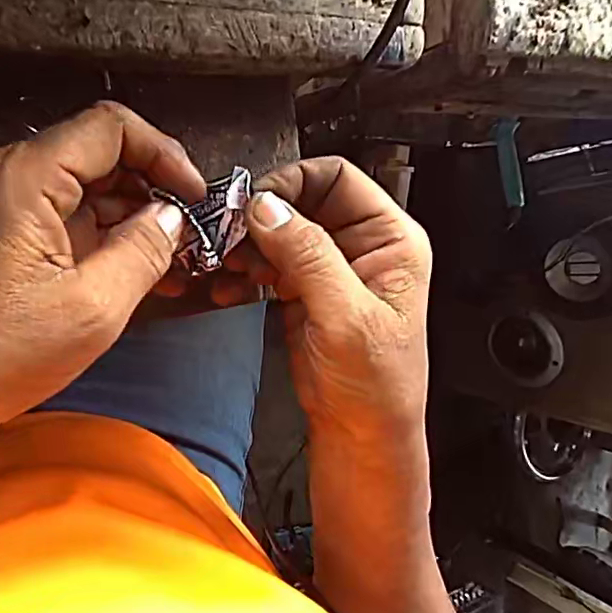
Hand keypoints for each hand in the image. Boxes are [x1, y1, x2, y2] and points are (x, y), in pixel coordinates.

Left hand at [0, 102, 202, 494]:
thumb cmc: (2, 353)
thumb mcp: (95, 305)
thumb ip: (145, 250)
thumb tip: (174, 218)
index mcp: (30, 178)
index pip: (113, 128)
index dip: (165, 155)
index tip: (196, 198)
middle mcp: (17, 179)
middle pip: (105, 155)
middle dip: (157, 188)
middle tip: (193, 232)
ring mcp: (14, 209)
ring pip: (96, 190)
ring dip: (140, 218)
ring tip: (178, 261)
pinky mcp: (16, 240)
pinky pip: (78, 222)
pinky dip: (116, 240)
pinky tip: (147, 274)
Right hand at [226, 159, 472, 612]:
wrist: (361, 433)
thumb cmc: (378, 385)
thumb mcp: (347, 316)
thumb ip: (308, 256)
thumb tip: (268, 208)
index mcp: (389, 240)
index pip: (338, 179)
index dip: (294, 182)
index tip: (255, 202)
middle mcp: (361, 247)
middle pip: (301, 202)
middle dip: (262, 217)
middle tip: (227, 233)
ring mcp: (329, 269)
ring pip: (278, 233)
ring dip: (246, 245)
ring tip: (222, 265)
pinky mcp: (304, 292)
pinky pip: (267, 265)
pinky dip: (244, 273)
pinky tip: (228, 288)